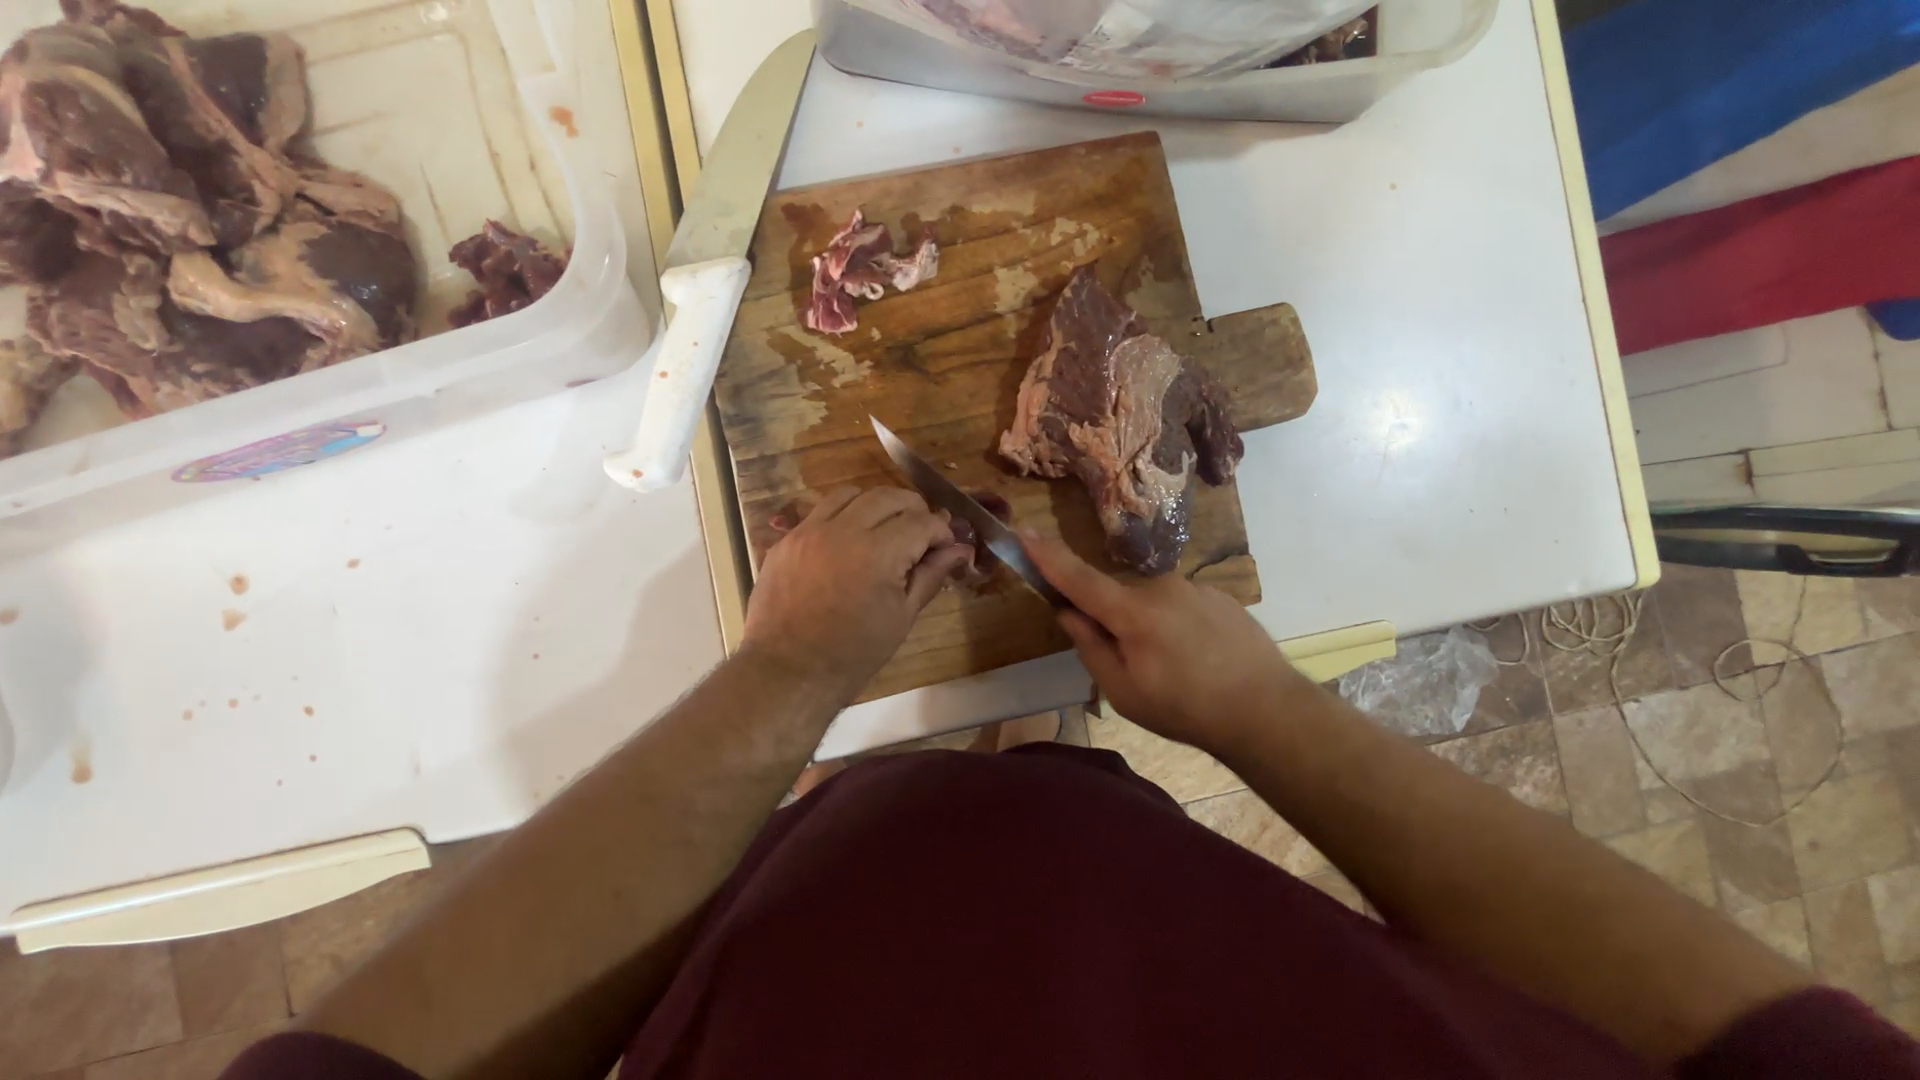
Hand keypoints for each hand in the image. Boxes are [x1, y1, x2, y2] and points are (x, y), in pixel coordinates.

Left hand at [743, 487, 973, 695]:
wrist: (788, 671)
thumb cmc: (853, 654)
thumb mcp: (901, 617)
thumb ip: (930, 575)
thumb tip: (959, 550)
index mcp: (878, 552)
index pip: (921, 522)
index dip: (941, 531)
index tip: (945, 547)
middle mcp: (843, 530)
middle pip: (888, 497)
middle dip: (913, 510)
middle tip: (921, 535)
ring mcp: (809, 531)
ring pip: (851, 494)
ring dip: (875, 505)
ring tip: (884, 529)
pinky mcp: (786, 540)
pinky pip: (819, 511)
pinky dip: (842, 516)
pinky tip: (848, 542)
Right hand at [1022, 531, 1315, 757]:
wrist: (1267, 711)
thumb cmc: (1186, 709)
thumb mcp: (1124, 692)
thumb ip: (1090, 648)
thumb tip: (1069, 614)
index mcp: (1133, 612)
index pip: (1078, 578)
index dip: (1048, 556)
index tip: (1024, 531)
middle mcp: (1162, 587)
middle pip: (1118, 596)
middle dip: (1113, 621)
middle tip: (1134, 667)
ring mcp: (1195, 588)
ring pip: (1151, 602)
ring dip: (1149, 626)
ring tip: (1176, 671)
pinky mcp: (1220, 596)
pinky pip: (1181, 606)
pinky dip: (1178, 627)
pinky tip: (1200, 661)